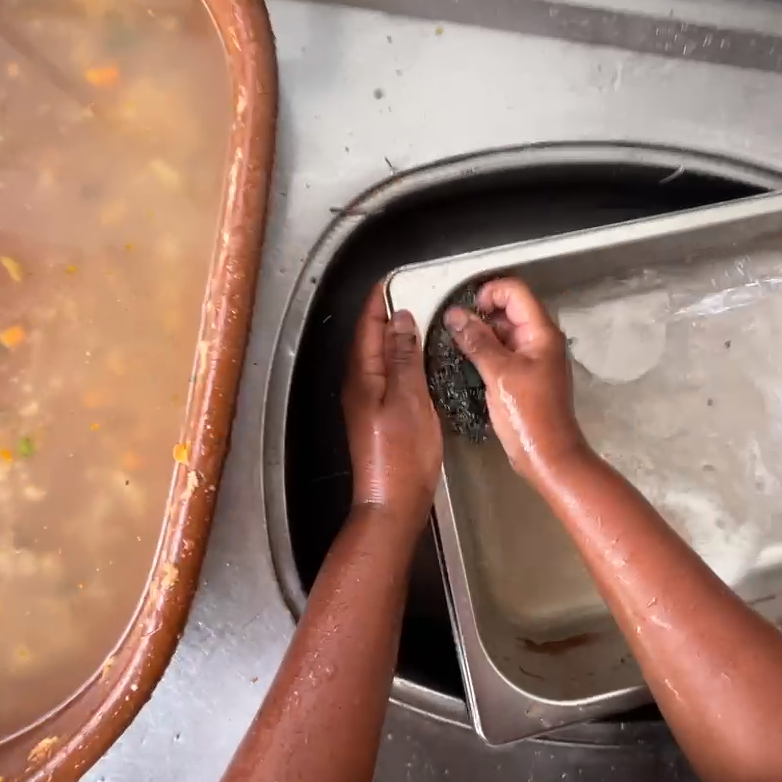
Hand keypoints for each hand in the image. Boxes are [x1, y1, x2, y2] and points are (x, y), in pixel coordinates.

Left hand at [342, 283, 442, 527]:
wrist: (393, 503)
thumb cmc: (402, 454)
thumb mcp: (408, 399)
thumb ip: (404, 357)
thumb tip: (401, 318)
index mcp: (362, 376)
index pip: (368, 326)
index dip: (380, 300)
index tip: (398, 278)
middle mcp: (359, 384)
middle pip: (371, 338)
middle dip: (388, 313)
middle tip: (417, 292)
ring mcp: (368, 401)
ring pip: (380, 356)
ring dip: (396, 335)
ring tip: (422, 317)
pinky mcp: (380, 414)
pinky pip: (388, 373)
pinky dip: (402, 357)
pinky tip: (420, 358)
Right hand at [445, 277, 593, 486]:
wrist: (548, 456)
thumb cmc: (528, 414)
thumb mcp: (498, 373)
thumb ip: (477, 341)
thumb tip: (455, 315)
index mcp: (542, 332)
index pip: (516, 291)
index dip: (489, 292)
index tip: (466, 309)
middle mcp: (541, 340)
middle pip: (510, 309)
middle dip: (482, 313)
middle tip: (456, 329)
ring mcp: (534, 358)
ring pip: (505, 331)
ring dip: (482, 333)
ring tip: (458, 345)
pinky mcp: (526, 376)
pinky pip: (505, 352)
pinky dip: (487, 351)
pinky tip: (469, 362)